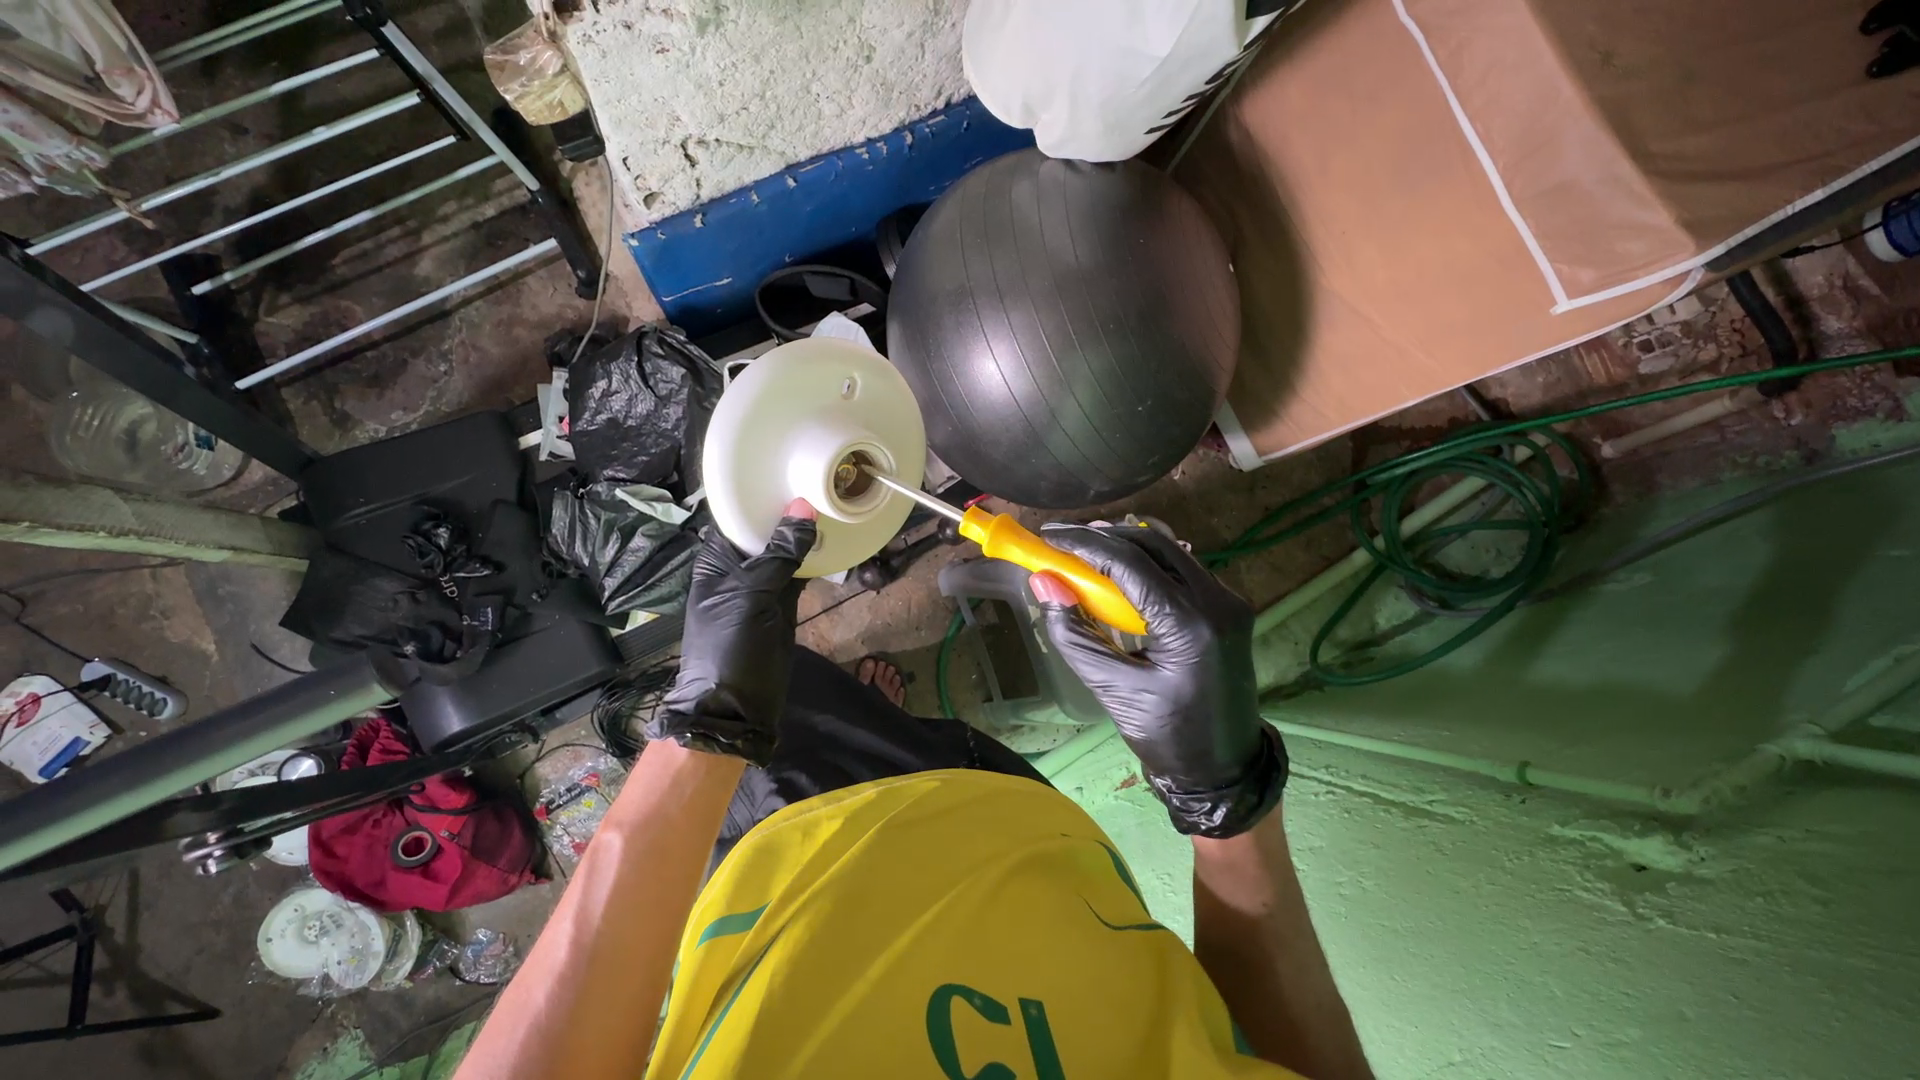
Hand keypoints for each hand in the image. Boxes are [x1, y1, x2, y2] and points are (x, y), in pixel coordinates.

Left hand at [647, 499, 816, 763]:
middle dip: (789, 512)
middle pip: (764, 531)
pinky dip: (814, 560)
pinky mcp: (782, 606)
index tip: (792, 468)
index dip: (761, 494)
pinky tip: (834, 543)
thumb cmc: (731, 645)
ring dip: (805, 535)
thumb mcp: (752, 594)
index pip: (737, 516)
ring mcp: (762, 588)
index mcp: (717, 560)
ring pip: (785, 552)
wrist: (735, 707)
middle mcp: (738, 569)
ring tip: (834, 503)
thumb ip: (779, 553)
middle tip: (823, 480)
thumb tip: (803, 508)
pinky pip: (798, 574)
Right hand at [1031, 525, 1286, 837]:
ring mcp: (1228, 602)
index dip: (1084, 545)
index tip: (1048, 537)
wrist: (1223, 767)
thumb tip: (1043, 583)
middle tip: (1061, 538)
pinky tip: (1118, 569)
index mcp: (1190, 625)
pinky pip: (1183, 569)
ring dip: (1126, 545)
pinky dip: (1147, 563)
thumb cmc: (1167, 736)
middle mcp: (1217, 601)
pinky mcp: (1228, 608)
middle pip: (1153, 545)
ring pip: (1171, 552)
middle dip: (1103, 536)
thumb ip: (1074, 634)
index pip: (1129, 563)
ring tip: (1083, 547)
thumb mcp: (1112, 689)